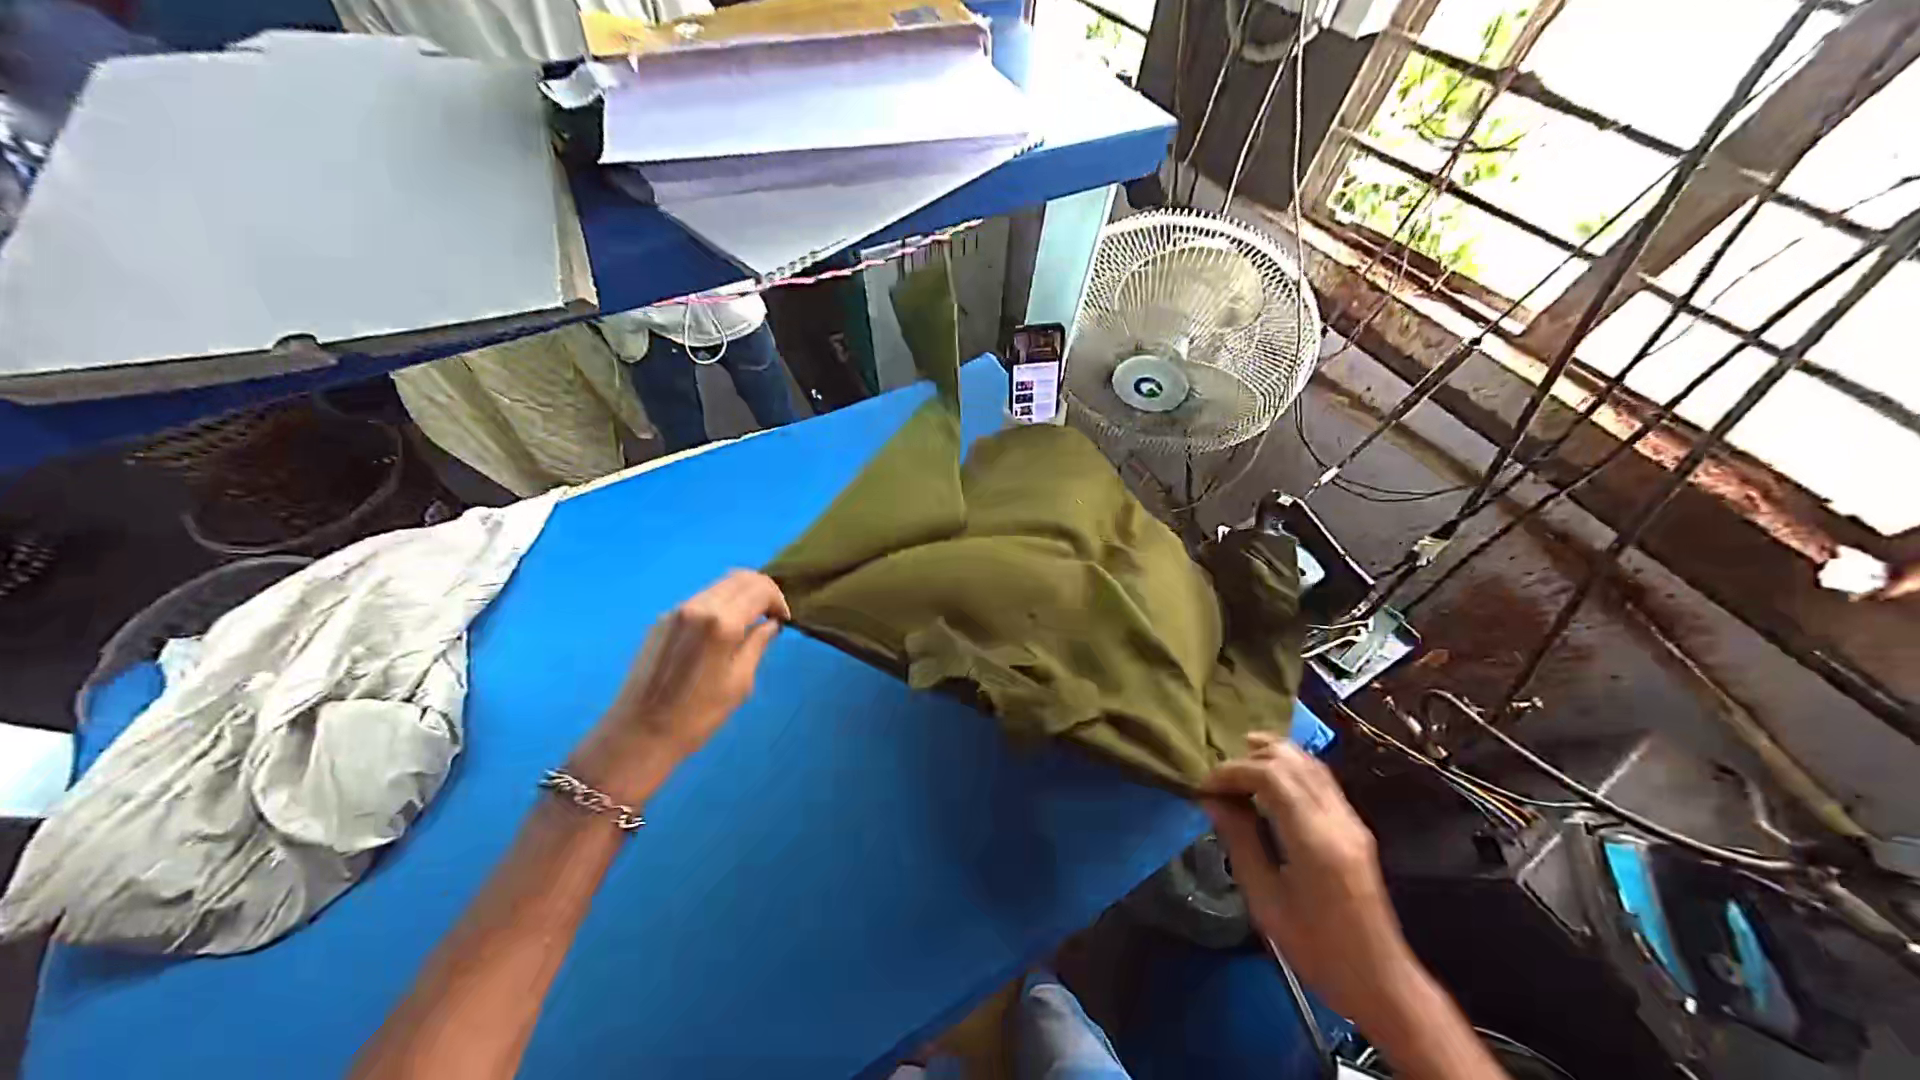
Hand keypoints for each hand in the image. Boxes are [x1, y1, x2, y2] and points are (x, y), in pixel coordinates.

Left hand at [569, 570, 788, 799]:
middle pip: (739, 578)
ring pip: (719, 586)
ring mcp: (676, 611)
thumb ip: (757, 644)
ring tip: (748, 623)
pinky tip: (721, 631)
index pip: (760, 588)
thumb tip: (770, 624)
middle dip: (761, 591)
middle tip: (770, 615)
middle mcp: (698, 607)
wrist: (639, 733)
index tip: (782, 621)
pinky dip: (719, 605)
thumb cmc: (698, 715)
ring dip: (740, 596)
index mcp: (722, 622)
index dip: (778, 600)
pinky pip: (700, 600)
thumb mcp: (740, 682)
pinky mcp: (662, 621)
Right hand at [1202, 733, 1415, 1022]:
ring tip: (1237, 770)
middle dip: (1248, 759)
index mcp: (1313, 838)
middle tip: (1218, 779)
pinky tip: (1267, 782)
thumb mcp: (1264, 899)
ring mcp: (1350, 820)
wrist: (1378, 979)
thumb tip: (1213, 801)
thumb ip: (1239, 841)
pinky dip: (1289, 768)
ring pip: (1309, 763)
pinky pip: (1320, 778)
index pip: (1269, 775)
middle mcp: (1336, 819)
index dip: (1231, 772)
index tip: (1205, 787)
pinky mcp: (1354, 827)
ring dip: (1270, 757)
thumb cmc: (1315, 948)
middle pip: (1290, 760)